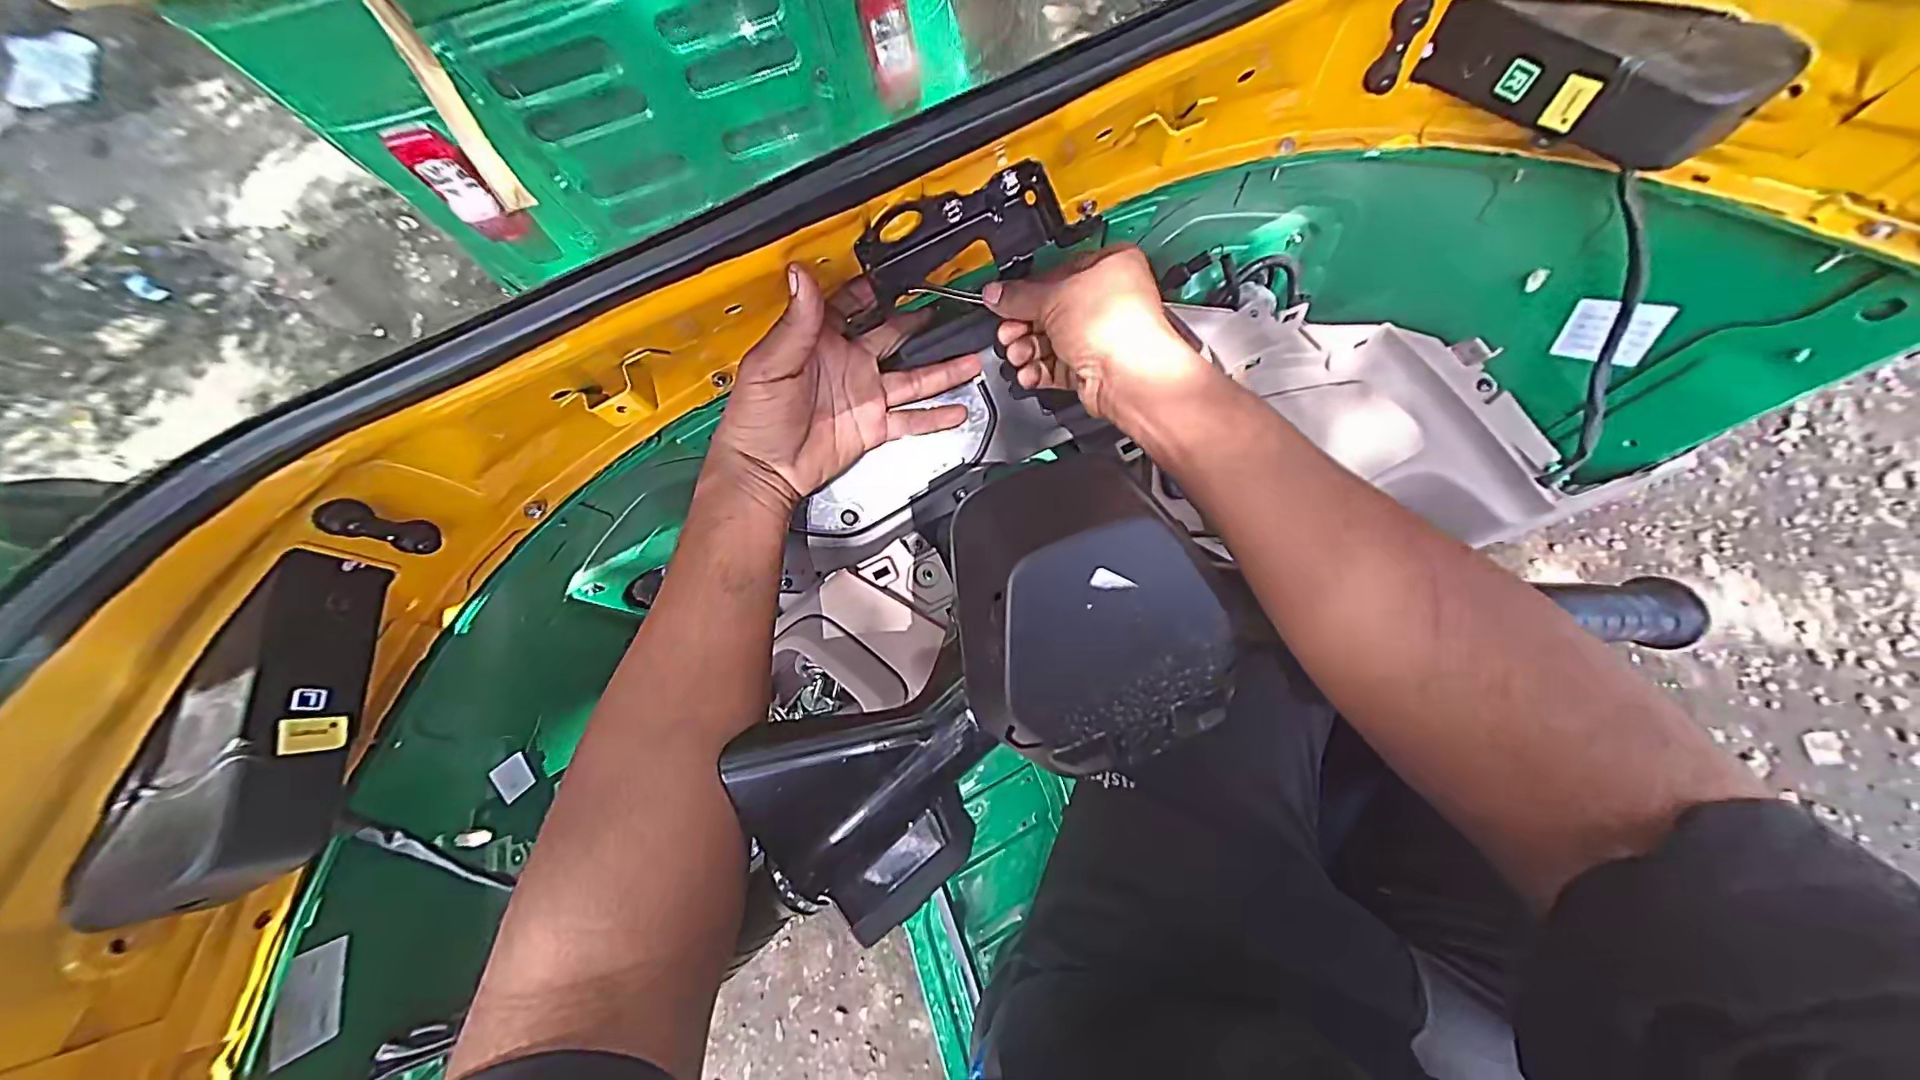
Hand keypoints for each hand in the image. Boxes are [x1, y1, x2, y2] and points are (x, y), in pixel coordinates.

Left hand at [709, 265, 982, 512]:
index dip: (873, 290)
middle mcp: (847, 365)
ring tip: (969, 358)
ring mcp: (864, 396)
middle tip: (942, 308)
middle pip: (893, 337)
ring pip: (914, 378)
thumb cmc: (754, 419)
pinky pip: (911, 419)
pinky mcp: (873, 427)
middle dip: (917, 322)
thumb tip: (799, 276)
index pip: (852, 307)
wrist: (765, 469)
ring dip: (942, 370)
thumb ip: (795, 321)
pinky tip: (956, 409)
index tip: (895, 278)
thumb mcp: (771, 363)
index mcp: (820, 343)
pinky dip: (935, 417)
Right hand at [983, 245, 1226, 432]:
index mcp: (1110, 266)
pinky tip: (1029, 372)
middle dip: (1022, 324)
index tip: (1004, 298)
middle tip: (1008, 330)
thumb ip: (1018, 297)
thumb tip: (997, 294)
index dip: (1026, 287)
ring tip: (1019, 353)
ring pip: (1050, 341)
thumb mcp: (1053, 298)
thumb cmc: (1116, 328)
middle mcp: (1107, 300)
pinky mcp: (1090, 368)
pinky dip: (1038, 370)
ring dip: (1027, 349)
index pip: (1057, 272)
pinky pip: (1055, 366)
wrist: (1129, 377)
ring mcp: (1099, 336)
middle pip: (1050, 309)